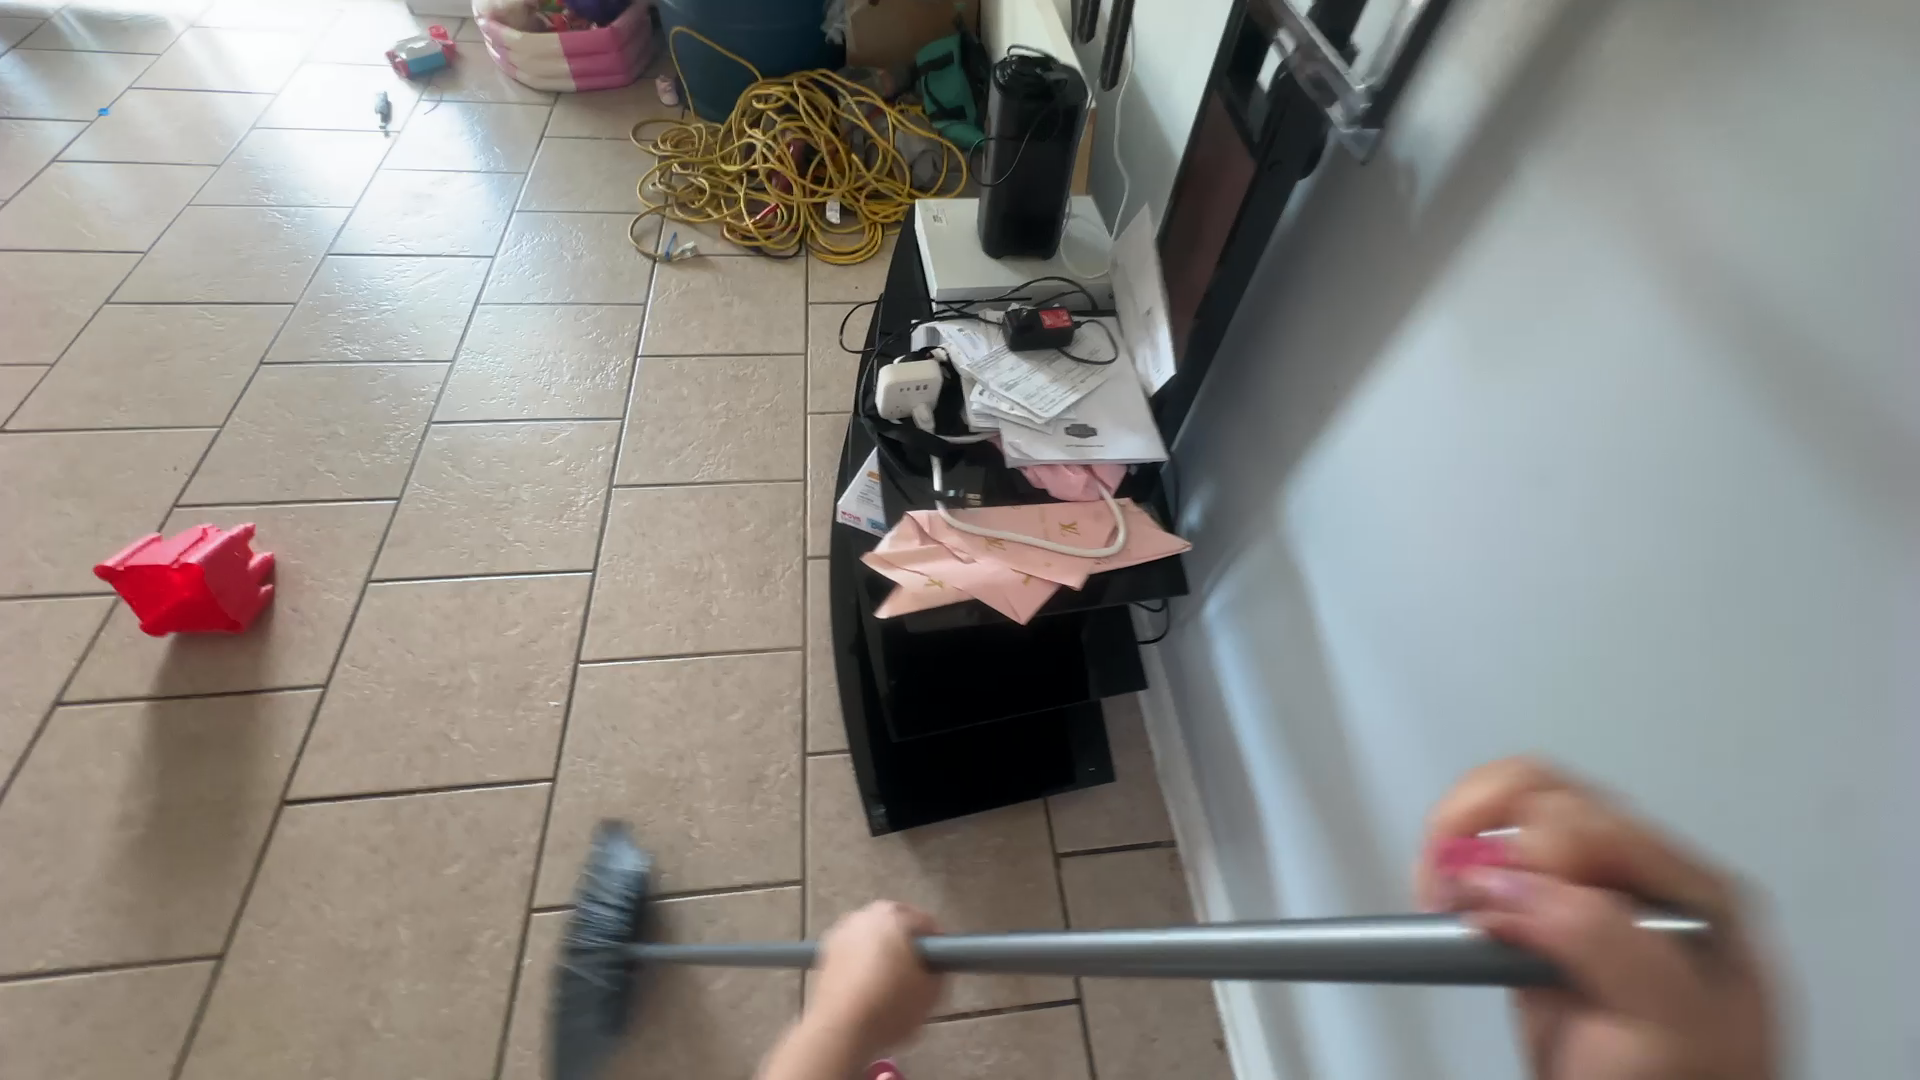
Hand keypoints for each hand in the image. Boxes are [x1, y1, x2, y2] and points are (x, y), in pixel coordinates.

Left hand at [806, 901, 944, 1058]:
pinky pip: (854, 951)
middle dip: (907, 945)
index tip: (938, 969)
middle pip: (897, 925)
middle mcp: (868, 913)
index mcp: (896, 915)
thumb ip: (940, 972)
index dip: (938, 947)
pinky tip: (866, 988)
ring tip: (888, 985)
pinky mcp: (826, 950)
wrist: (839, 1031)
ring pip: (873, 936)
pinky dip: (861, 962)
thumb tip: (936, 967)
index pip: (927, 924)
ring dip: (882, 952)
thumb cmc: (890, 1008)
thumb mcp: (930, 994)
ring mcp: (843, 929)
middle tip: (915, 975)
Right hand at [1420, 759, 1776, 1079]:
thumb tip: (1507, 878)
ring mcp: (1587, 871)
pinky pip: (1482, 826)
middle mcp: (1641, 868)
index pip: (1588, 820)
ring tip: (1440, 891)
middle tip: (1448, 885)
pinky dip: (1448, 848)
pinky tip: (1446, 893)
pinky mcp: (1537, 883)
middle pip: (1539, 789)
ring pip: (1503, 794)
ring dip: (1454, 833)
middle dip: (1473, 826)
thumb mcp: (1665, 1029)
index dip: (1524, 851)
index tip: (1493, 908)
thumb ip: (1604, 942)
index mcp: (1692, 892)